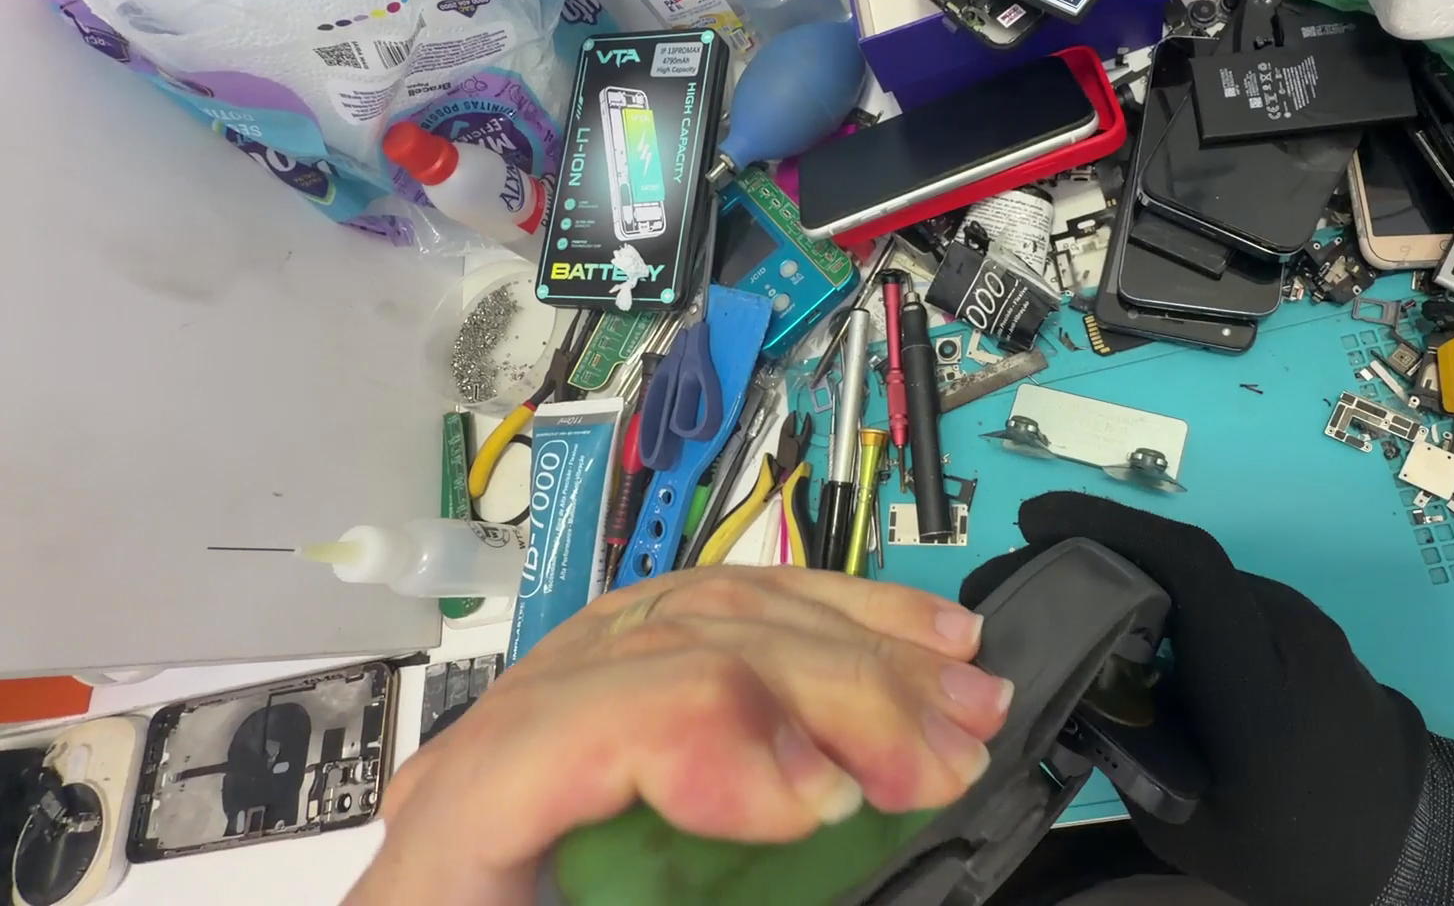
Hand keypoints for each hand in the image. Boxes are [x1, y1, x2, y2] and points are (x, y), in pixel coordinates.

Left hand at [348, 567, 1013, 905]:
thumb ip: (739, 902)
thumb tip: (842, 831)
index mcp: (458, 828)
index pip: (558, 733)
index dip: (706, 739)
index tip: (833, 808)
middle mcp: (522, 716)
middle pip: (680, 645)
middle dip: (839, 692)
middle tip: (952, 751)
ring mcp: (594, 666)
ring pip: (737, 604)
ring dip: (872, 646)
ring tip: (968, 694)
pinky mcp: (656, 651)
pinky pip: (759, 605)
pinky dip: (854, 618)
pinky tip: (926, 635)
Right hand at [962, 494, 1453, 905]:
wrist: (1420, 848)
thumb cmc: (1304, 851)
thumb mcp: (1193, 829)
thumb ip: (1127, 755)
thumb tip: (1075, 691)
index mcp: (1255, 678)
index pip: (1184, 565)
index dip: (1110, 526)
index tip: (1039, 519)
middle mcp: (1280, 627)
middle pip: (1179, 558)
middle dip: (1098, 544)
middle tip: (1034, 566)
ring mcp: (1298, 620)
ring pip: (1197, 576)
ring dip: (1132, 573)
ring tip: (1076, 604)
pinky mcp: (1301, 626)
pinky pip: (1220, 597)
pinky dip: (1167, 600)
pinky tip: (1140, 638)